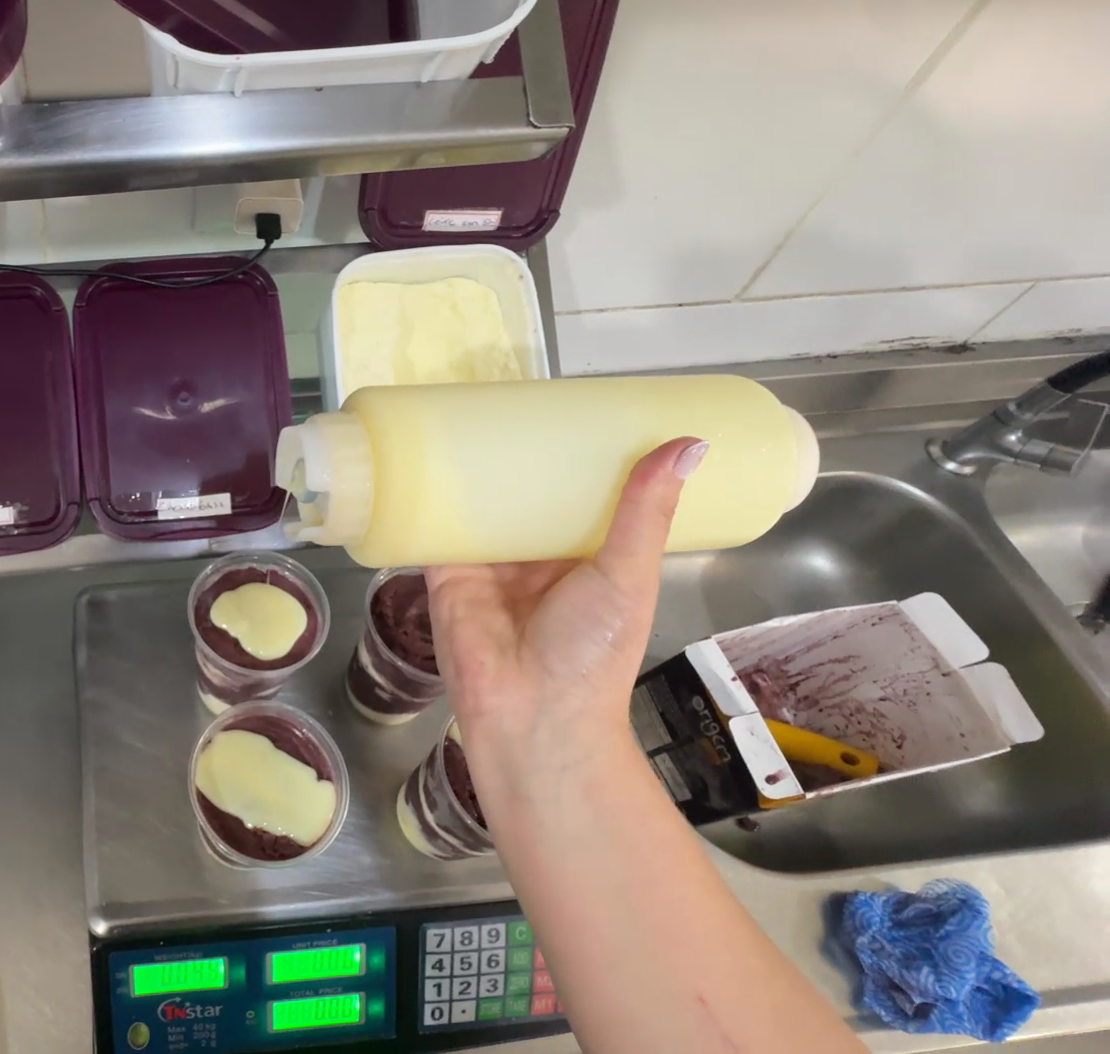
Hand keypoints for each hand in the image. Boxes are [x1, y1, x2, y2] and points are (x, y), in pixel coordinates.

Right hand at [425, 438, 703, 791]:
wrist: (529, 711)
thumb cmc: (590, 651)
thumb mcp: (628, 576)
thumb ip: (645, 513)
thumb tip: (688, 444)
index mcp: (582, 556)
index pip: (579, 495)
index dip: (580, 457)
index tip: (582, 410)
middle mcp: (532, 555)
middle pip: (523, 496)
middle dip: (521, 457)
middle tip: (519, 399)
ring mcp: (486, 562)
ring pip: (478, 505)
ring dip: (474, 470)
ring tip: (468, 413)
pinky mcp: (445, 570)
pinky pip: (435, 527)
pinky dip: (429, 497)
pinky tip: (424, 457)